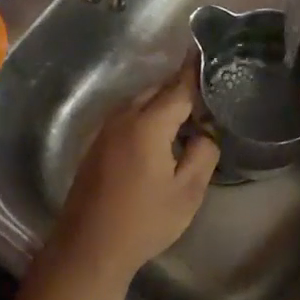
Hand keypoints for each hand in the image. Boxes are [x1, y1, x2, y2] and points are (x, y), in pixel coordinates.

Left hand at [53, 68, 219, 276]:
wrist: (89, 247)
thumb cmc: (143, 221)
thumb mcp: (187, 192)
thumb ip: (203, 154)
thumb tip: (205, 133)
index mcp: (148, 124)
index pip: (179, 87)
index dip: (196, 71)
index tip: (210, 53)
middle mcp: (123, 118)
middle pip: (156, 90)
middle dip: (181, 87)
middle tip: (208, 94)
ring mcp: (104, 131)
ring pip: (139, 103)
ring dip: (163, 103)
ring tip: (189, 115)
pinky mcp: (95, 146)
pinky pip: (127, 118)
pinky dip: (147, 117)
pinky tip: (161, 136)